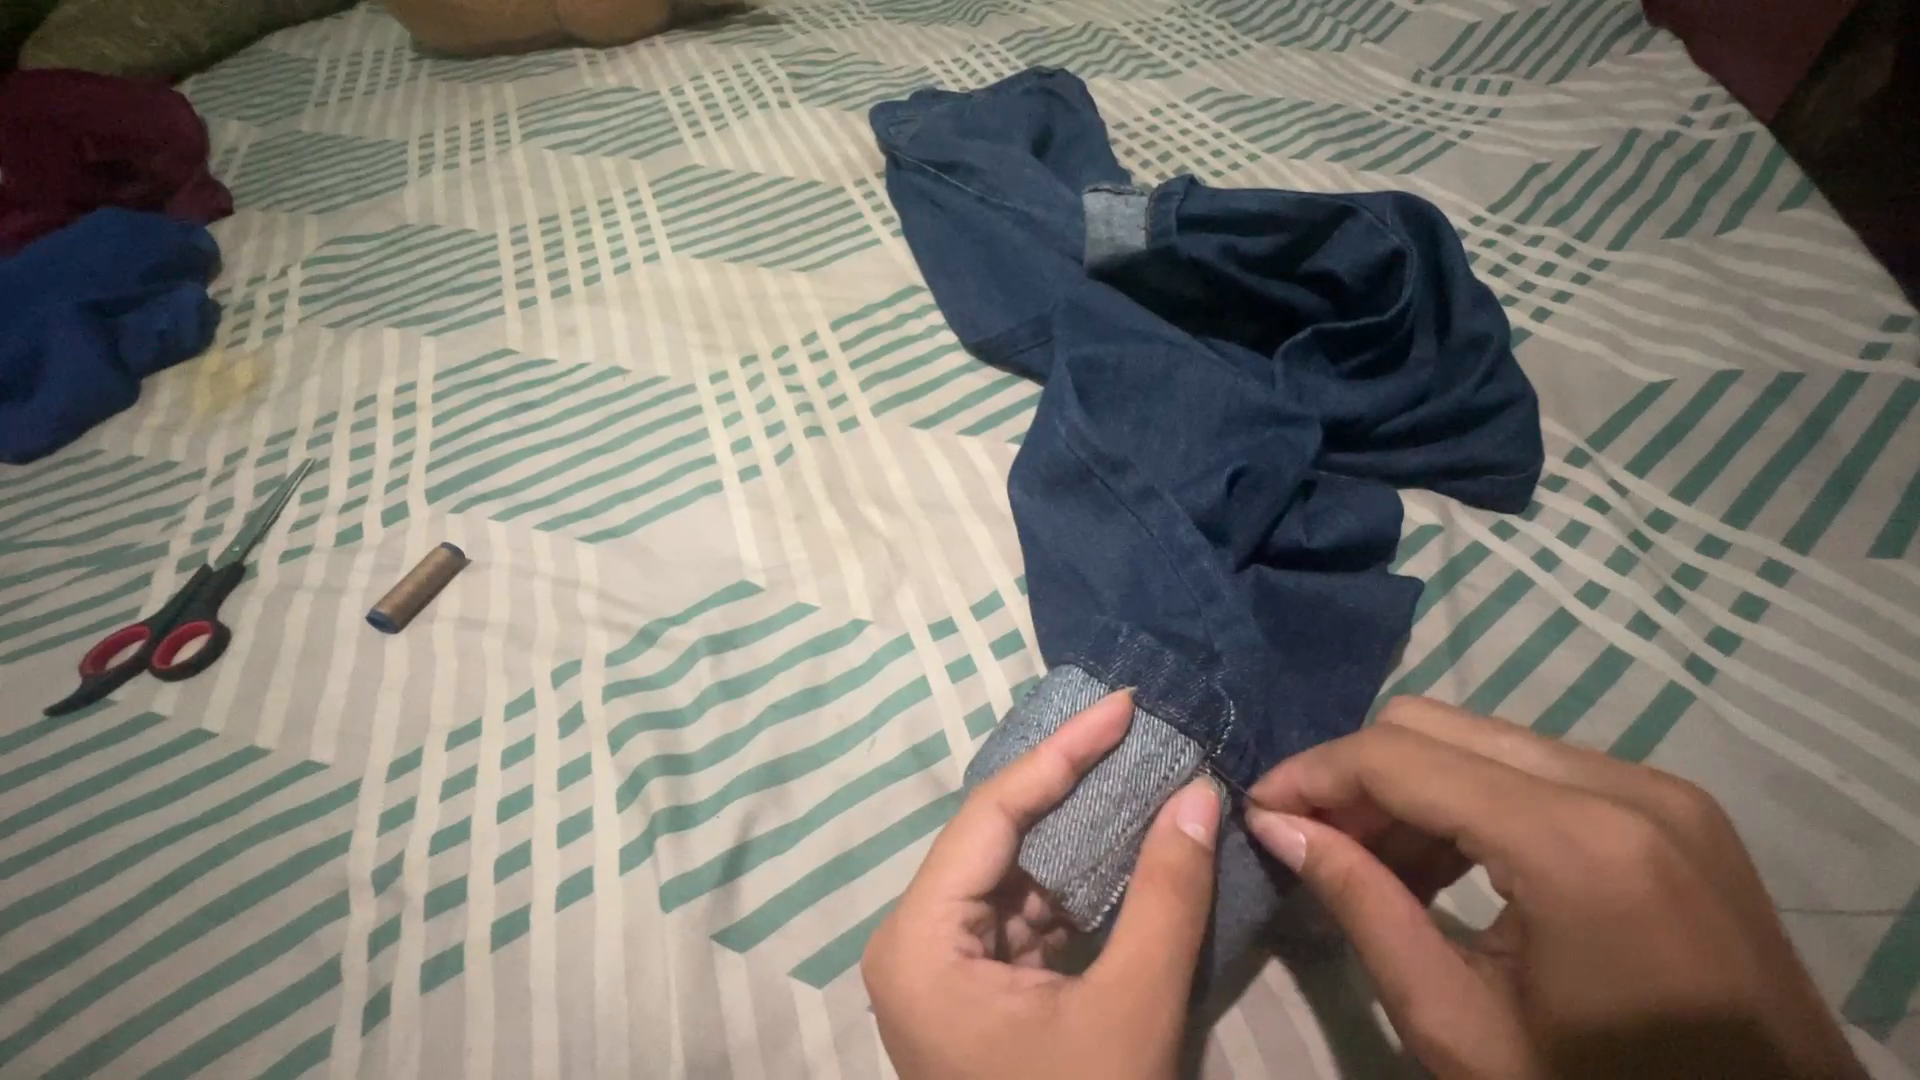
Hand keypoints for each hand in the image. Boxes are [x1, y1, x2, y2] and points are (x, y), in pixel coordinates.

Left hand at [862, 690, 1221, 1079]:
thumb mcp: (1129, 1014)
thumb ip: (1166, 898)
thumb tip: (1200, 794)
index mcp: (922, 938)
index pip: (993, 813)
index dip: (1062, 752)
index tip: (1119, 705)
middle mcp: (919, 938)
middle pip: (1000, 835)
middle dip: (1071, 784)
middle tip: (1132, 732)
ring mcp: (946, 963)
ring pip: (1016, 871)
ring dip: (1079, 831)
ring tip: (1136, 777)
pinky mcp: (979, 985)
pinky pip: (1027, 911)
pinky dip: (1078, 883)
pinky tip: (1124, 850)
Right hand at [1244, 695, 1866, 1079]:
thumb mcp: (1458, 1025)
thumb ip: (1360, 904)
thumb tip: (1273, 823)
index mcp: (1576, 845)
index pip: (1397, 758)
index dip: (1311, 773)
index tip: (1259, 807)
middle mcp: (1622, 787)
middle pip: (1431, 725)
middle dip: (1353, 773)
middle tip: (1310, 835)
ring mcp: (1656, 790)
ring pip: (1475, 737)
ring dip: (1404, 784)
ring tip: (1367, 855)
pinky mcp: (1669, 807)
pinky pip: (1526, 765)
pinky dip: (1461, 796)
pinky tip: (1438, 859)